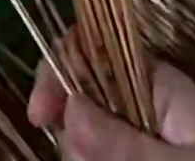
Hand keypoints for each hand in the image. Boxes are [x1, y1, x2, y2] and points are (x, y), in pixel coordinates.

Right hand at [28, 44, 194, 160]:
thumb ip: (123, 140)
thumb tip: (67, 107)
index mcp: (154, 80)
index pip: (91, 45)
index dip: (58, 66)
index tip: (40, 115)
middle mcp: (141, 100)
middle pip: (81, 95)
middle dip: (73, 130)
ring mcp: (140, 135)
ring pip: (87, 134)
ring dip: (85, 154)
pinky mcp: (139, 156)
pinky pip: (103, 153)